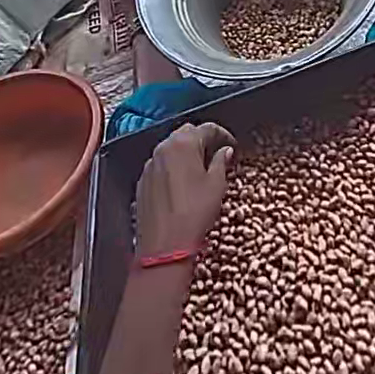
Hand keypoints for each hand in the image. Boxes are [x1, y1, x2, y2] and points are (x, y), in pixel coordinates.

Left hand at [136, 123, 232, 255]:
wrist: (164, 245)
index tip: (231, 144)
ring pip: (170, 148)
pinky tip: (182, 182)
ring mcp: (150, 165)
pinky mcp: (143, 181)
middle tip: (217, 152)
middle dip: (202, 138)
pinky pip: (160, 165)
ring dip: (186, 152)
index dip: (222, 134)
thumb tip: (225, 151)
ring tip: (201, 166)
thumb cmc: (194, 213)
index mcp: (183, 145)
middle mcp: (163, 149)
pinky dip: (173, 166)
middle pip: (185, 133)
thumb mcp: (216, 185)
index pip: (206, 128)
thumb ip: (221, 161)